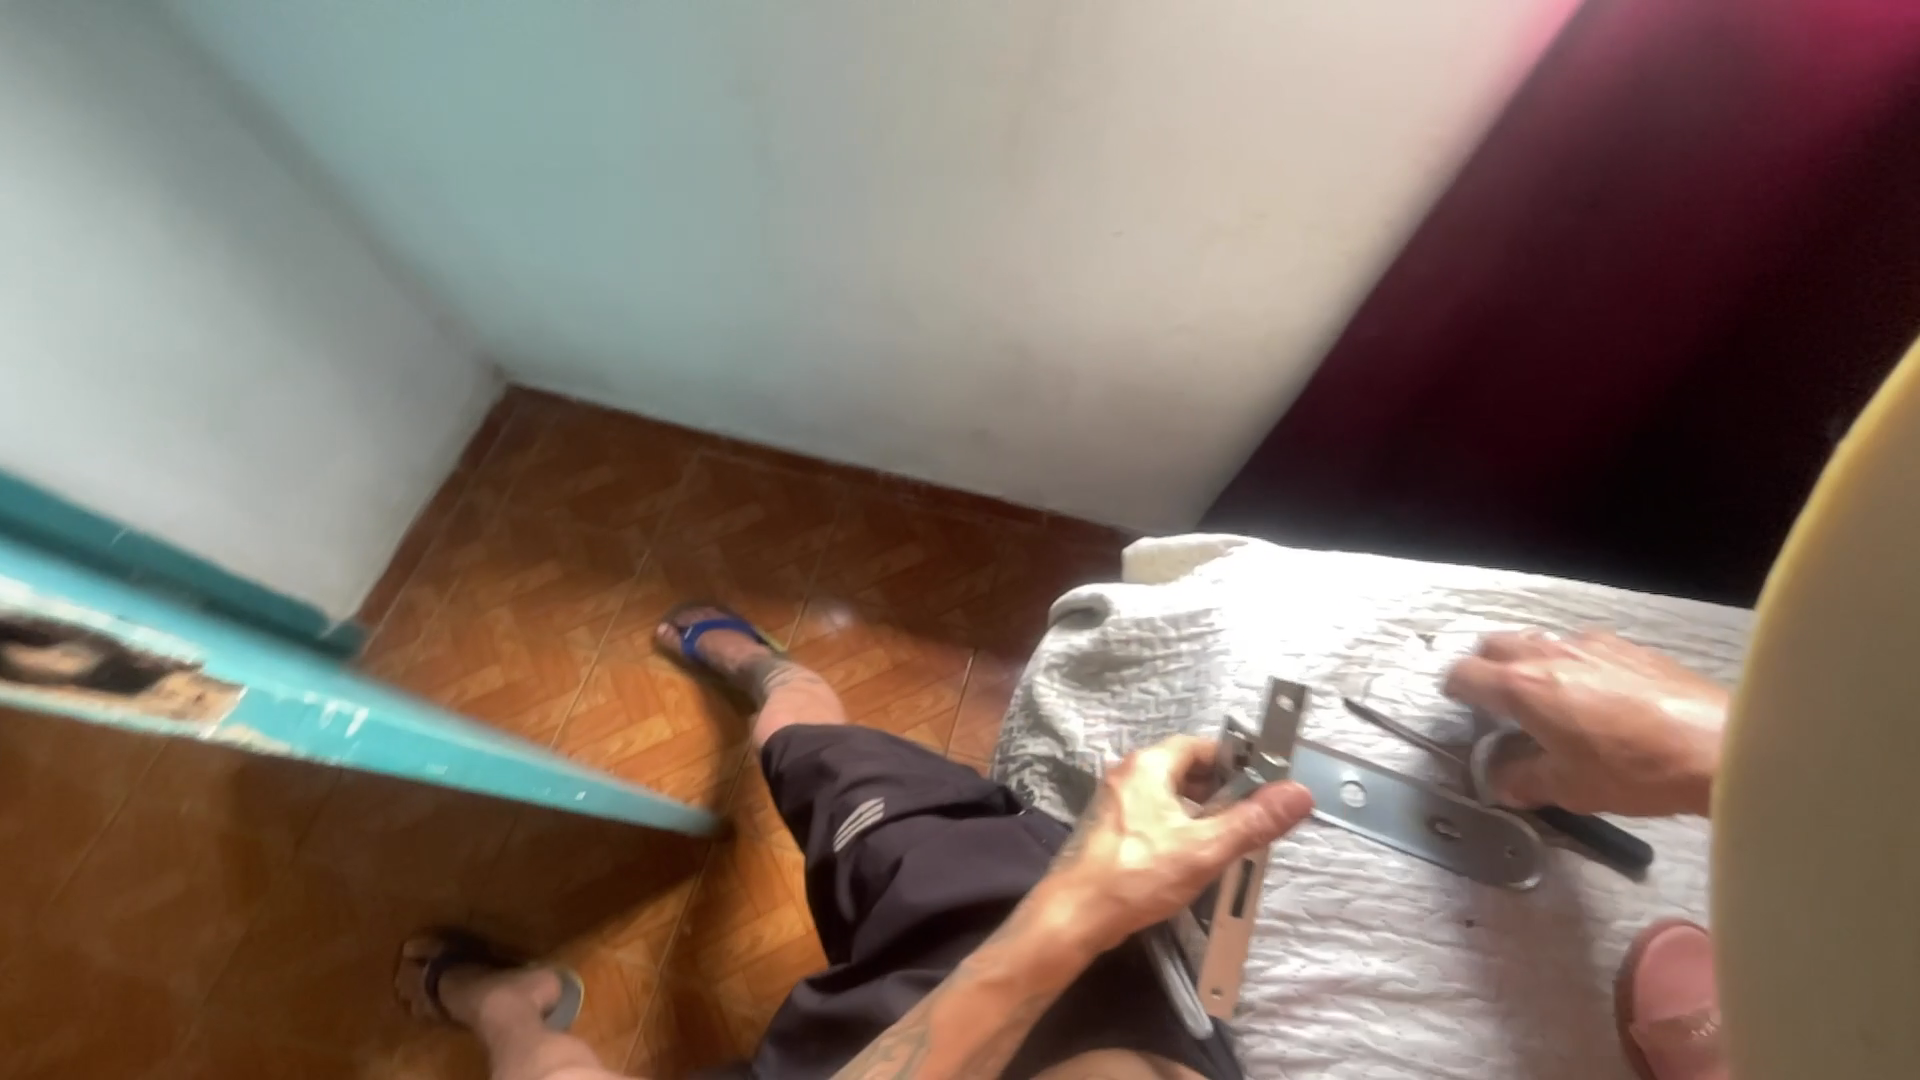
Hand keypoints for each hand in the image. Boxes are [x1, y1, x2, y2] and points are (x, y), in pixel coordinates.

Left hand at [1033, 735, 1313, 953]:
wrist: (1080, 911)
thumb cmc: (1140, 873)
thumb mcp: (1205, 848)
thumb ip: (1252, 820)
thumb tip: (1298, 793)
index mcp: (1148, 765)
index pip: (1199, 745)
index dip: (1233, 760)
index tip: (1262, 783)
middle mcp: (1129, 773)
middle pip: (1184, 767)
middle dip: (1219, 787)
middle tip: (1249, 814)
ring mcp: (1117, 798)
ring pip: (1169, 792)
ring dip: (1199, 808)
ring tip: (1227, 836)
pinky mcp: (1112, 824)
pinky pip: (1154, 811)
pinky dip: (1178, 823)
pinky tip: (1192, 852)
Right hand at [1444, 629, 1727, 816]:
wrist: (1730, 748)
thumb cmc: (1638, 769)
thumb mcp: (1571, 788)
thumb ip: (1524, 781)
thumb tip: (1500, 784)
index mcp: (1520, 687)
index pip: (1463, 673)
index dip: (1454, 688)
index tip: (1459, 703)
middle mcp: (1546, 655)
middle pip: (1493, 644)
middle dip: (1485, 665)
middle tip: (1497, 694)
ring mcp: (1588, 646)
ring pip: (1537, 639)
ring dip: (1528, 658)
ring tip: (1547, 688)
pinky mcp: (1629, 647)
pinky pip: (1581, 645)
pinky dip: (1573, 660)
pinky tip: (1598, 687)